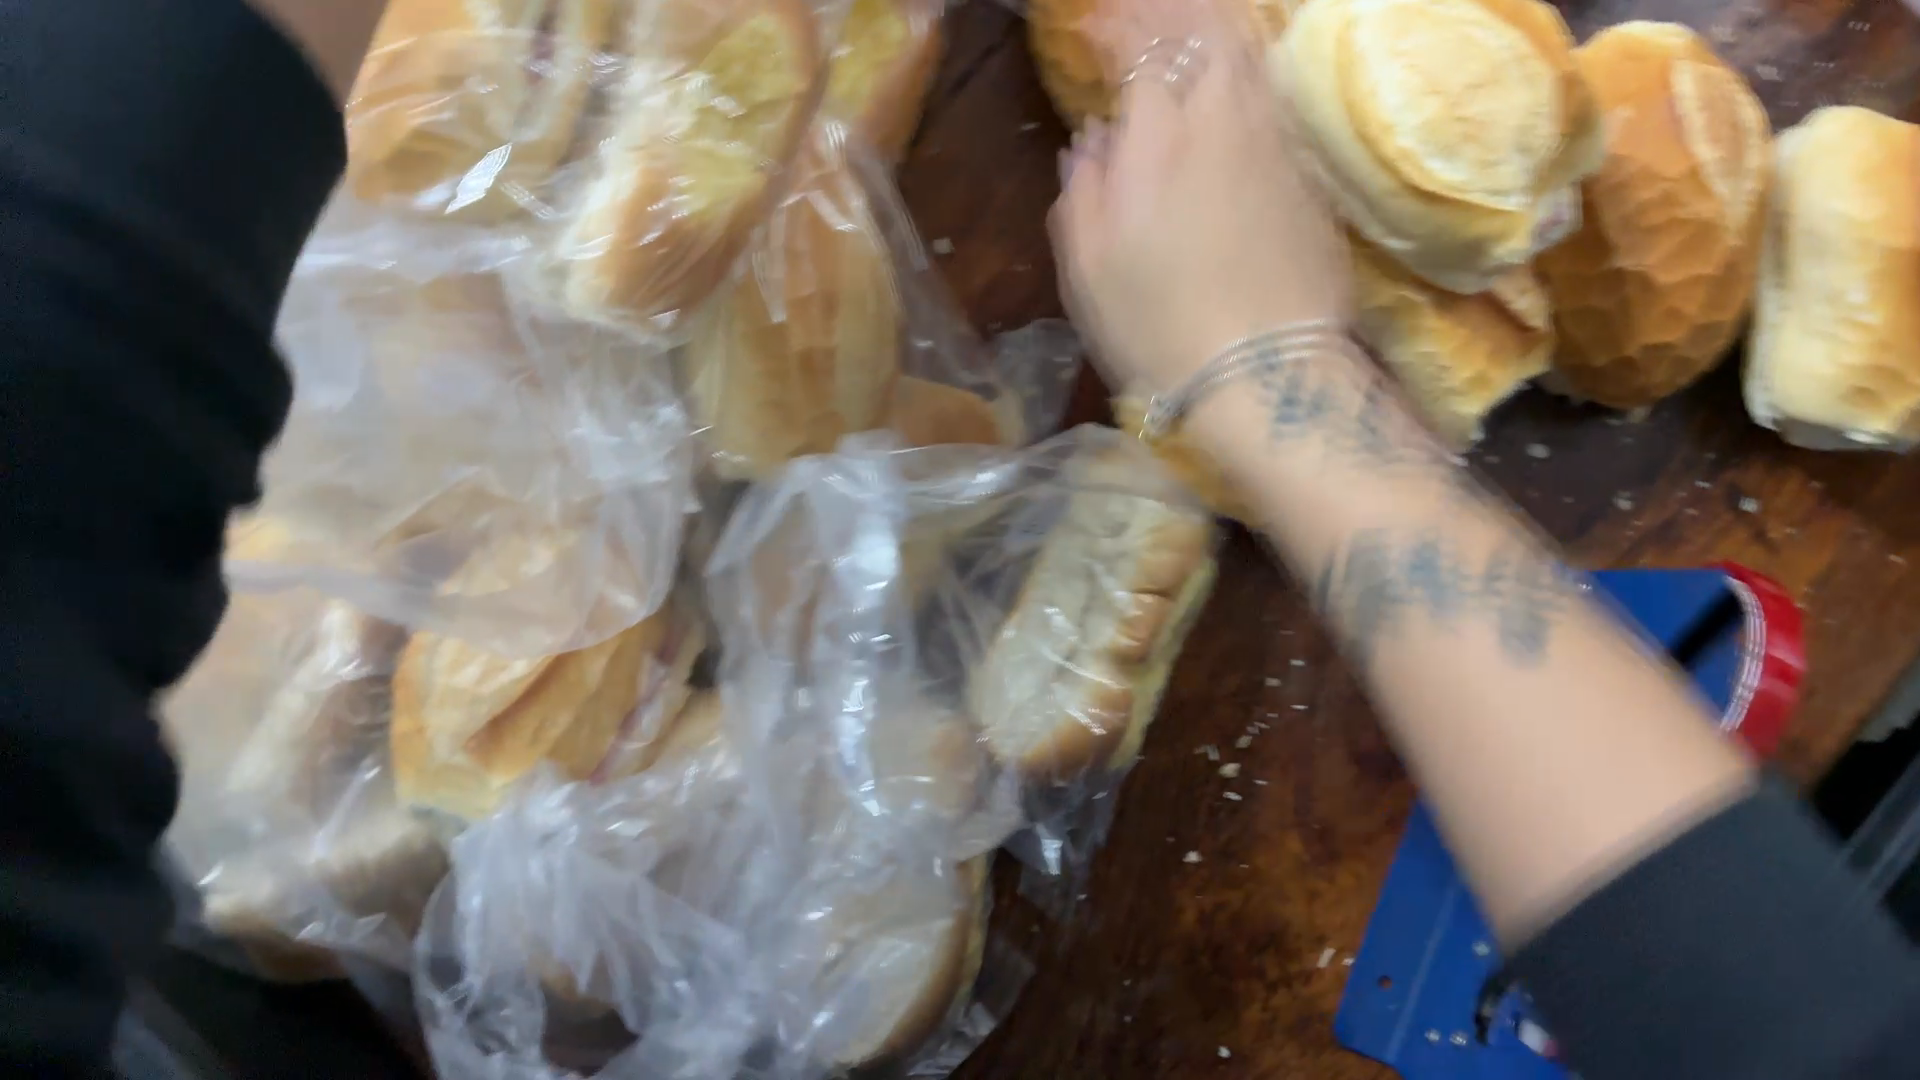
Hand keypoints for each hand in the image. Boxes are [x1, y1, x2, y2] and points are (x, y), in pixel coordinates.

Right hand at [1049, 0, 1349, 397]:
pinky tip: (1230, 103)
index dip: (1116, 28)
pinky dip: (1245, 83)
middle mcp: (1224, 125)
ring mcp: (1276, 148)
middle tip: (1144, 22)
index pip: (1143, 47)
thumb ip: (1082, 194)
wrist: (1256, 377)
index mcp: (1160, 143)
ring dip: (1214, 38)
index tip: (1093, 31)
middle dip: (1171, 13)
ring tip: (1188, 45)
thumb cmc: (1154, 330)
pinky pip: (1273, 103)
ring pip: (1250, 60)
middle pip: (1209, 30)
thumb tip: (1091, 144)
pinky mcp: (1307, 180)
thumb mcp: (1088, 274)